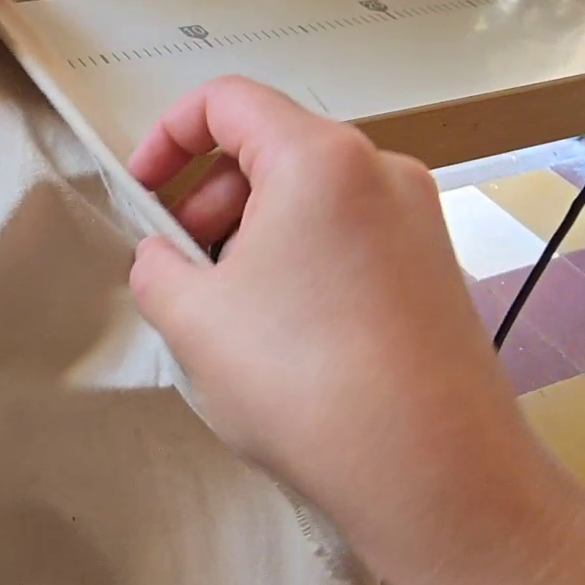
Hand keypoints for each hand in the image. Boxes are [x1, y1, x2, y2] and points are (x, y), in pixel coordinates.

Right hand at [125, 77, 569, 582]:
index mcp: (320, 159)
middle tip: (178, 260)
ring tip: (223, 300)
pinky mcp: (434, 265)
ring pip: (304, 192)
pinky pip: (342, 229)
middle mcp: (380, 170)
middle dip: (204, 194)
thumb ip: (153, 265)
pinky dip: (293, 252)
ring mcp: (417, 217)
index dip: (166, 135)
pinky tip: (278, 323)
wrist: (443, 484)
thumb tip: (162, 256)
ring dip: (245, 227)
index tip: (141, 188)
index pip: (225, 100)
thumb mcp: (191, 317)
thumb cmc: (305, 383)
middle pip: (266, 146)